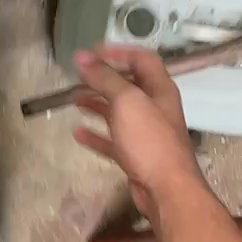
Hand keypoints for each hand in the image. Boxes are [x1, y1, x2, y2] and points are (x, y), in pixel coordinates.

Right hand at [72, 46, 206, 216]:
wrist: (166, 189)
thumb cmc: (150, 141)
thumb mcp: (127, 102)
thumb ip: (105, 78)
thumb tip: (83, 57)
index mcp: (159, 89)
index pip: (142, 59)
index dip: (119, 51)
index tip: (92, 53)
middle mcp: (155, 107)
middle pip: (129, 85)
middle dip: (103, 78)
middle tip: (79, 76)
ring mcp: (146, 132)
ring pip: (119, 112)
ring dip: (97, 103)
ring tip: (74, 99)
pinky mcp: (136, 155)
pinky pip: (113, 139)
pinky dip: (96, 134)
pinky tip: (79, 132)